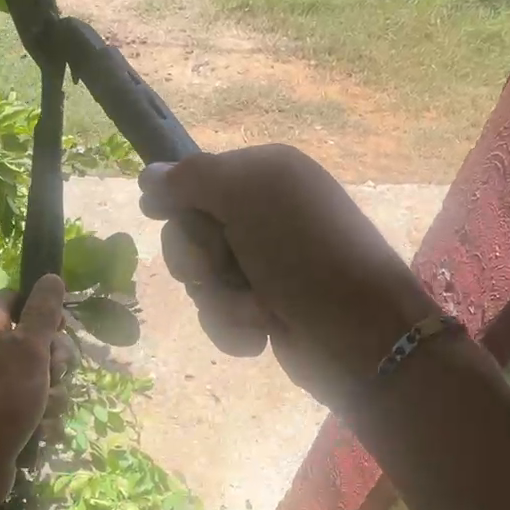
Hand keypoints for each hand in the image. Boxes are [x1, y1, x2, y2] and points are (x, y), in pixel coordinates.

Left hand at [0, 273, 67, 509]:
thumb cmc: (3, 398)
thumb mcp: (29, 348)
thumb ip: (43, 313)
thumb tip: (51, 276)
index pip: (14, 299)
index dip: (41, 307)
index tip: (61, 324)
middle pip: (34, 342)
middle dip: (55, 360)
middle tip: (56, 373)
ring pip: (40, 379)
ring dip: (53, 395)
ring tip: (46, 410)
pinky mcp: (0, 419)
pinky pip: (34, 410)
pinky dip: (42, 420)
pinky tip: (40, 432)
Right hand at [139, 145, 436, 405]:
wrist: (360, 334)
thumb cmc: (306, 255)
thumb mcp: (248, 197)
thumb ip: (192, 178)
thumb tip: (148, 176)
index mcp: (264, 177)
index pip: (190, 184)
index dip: (176, 206)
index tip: (164, 217)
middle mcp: (262, 217)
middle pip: (186, 236)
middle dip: (196, 261)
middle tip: (219, 269)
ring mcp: (261, 266)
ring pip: (198, 281)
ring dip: (219, 300)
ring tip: (257, 310)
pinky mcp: (260, 309)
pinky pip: (216, 315)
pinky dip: (231, 327)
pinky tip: (261, 334)